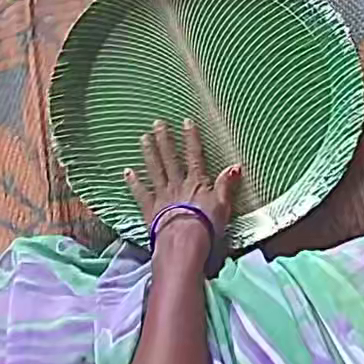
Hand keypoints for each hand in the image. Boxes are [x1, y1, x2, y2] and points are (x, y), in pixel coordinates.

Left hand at [124, 120, 243, 254]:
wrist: (184, 242)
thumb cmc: (207, 225)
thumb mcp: (223, 205)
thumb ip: (226, 185)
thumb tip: (236, 166)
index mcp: (196, 182)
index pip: (194, 155)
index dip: (190, 138)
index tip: (185, 121)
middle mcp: (177, 184)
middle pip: (170, 158)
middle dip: (164, 139)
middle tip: (157, 123)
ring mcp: (162, 195)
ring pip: (154, 170)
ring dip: (149, 153)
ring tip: (143, 138)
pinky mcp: (150, 209)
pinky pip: (141, 193)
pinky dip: (133, 182)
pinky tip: (127, 172)